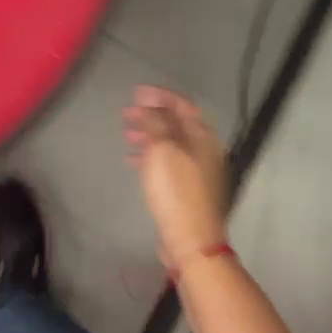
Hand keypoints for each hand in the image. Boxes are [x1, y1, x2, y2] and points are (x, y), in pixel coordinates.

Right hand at [122, 85, 228, 269]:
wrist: (191, 240)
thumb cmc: (176, 190)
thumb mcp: (162, 150)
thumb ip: (155, 123)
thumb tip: (148, 106)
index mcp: (202, 137)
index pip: (182, 105)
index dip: (159, 95)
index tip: (136, 92)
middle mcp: (204, 150)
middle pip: (176, 124)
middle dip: (151, 115)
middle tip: (127, 113)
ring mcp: (198, 171)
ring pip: (170, 143)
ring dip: (149, 135)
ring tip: (127, 135)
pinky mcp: (188, 189)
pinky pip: (167, 162)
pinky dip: (150, 156)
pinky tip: (133, 161)